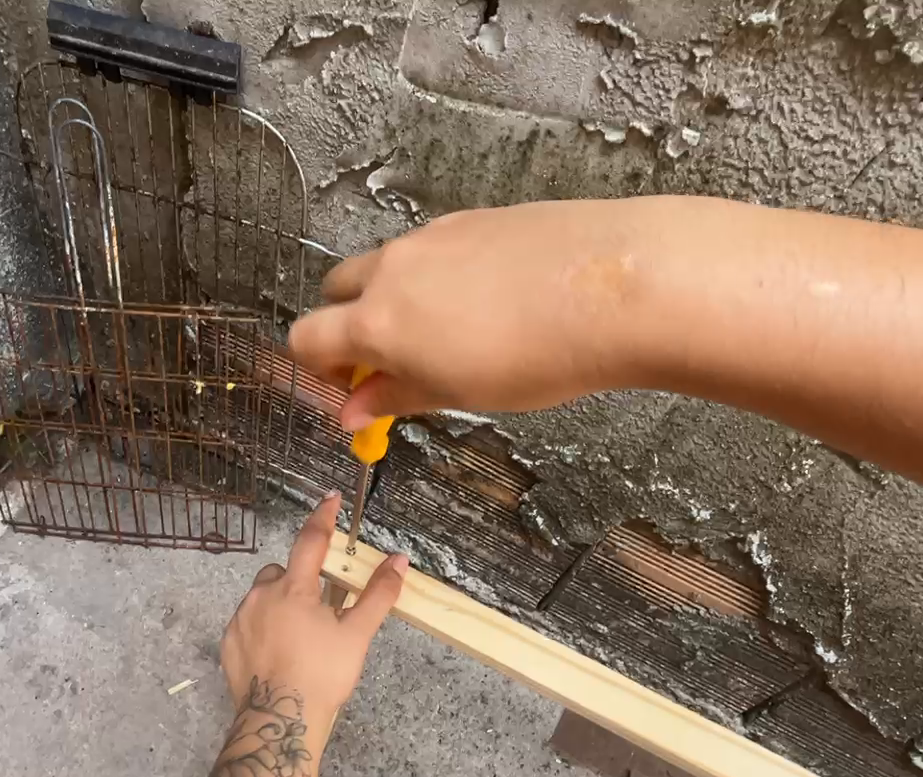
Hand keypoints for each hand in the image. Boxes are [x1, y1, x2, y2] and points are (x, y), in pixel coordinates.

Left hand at [219, 495, 408, 750]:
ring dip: (280, 603)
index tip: (331, 498)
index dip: (323, 517)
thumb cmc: (323, 675)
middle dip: (301, 580)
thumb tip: (399, 560)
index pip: (311, 540)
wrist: (279, 720)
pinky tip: (279, 652)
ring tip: (300, 636)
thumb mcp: (357, 635)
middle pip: (283, 571)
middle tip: (320, 610)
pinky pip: (247, 621)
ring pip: (262, 596)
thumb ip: (377, 595)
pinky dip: (263, 627)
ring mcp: (241, 618)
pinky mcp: (228, 642)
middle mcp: (261, 595)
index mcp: (295, 588)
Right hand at [286, 199, 672, 430]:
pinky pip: (427, 250)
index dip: (317, 369)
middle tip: (389, 361)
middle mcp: (391, 269)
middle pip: (334, 292)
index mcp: (376, 321)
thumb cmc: (532, 359)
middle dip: (345, 326)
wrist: (616, 287)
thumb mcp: (455, 394)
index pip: (306, 339)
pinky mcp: (470, 217)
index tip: (350, 389)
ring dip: (389, 301)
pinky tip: (482, 301)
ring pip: (382, 268)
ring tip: (445, 334)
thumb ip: (394, 397)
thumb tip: (352, 412)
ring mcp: (430, 236)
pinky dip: (429, 278)